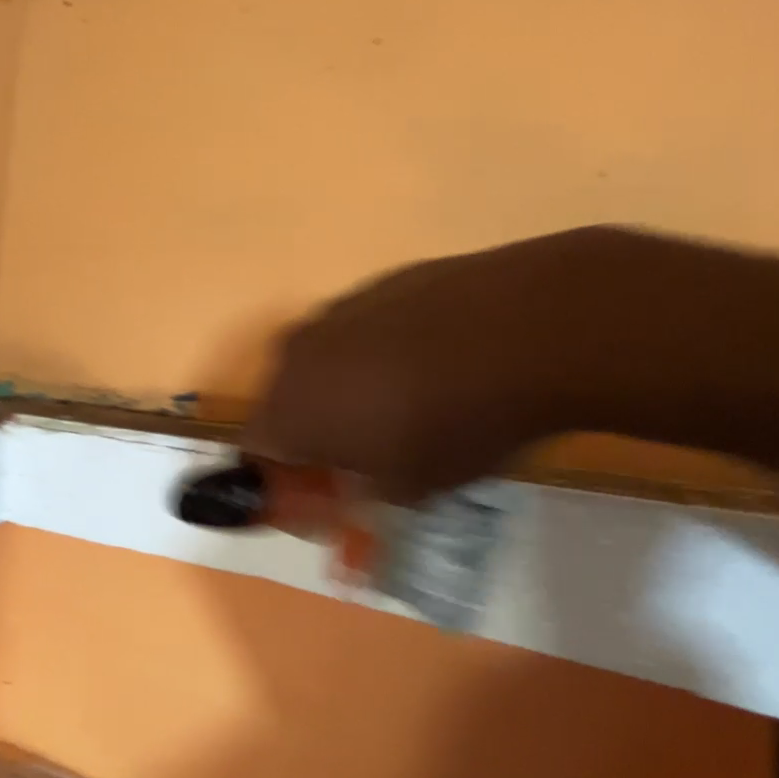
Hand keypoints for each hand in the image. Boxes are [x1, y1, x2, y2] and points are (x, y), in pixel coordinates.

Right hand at [242, 226, 644, 502]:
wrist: (521, 329)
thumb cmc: (451, 426)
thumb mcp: (408, 490)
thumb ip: (364, 494)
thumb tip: (358, 487)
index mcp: (288, 408)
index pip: (257, 451)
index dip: (285, 479)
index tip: (323, 494)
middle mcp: (297, 354)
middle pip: (287, 401)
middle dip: (316, 432)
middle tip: (363, 456)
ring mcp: (338, 310)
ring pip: (326, 361)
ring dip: (348, 390)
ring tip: (406, 409)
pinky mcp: (380, 283)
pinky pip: (363, 331)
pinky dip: (382, 354)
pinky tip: (434, 368)